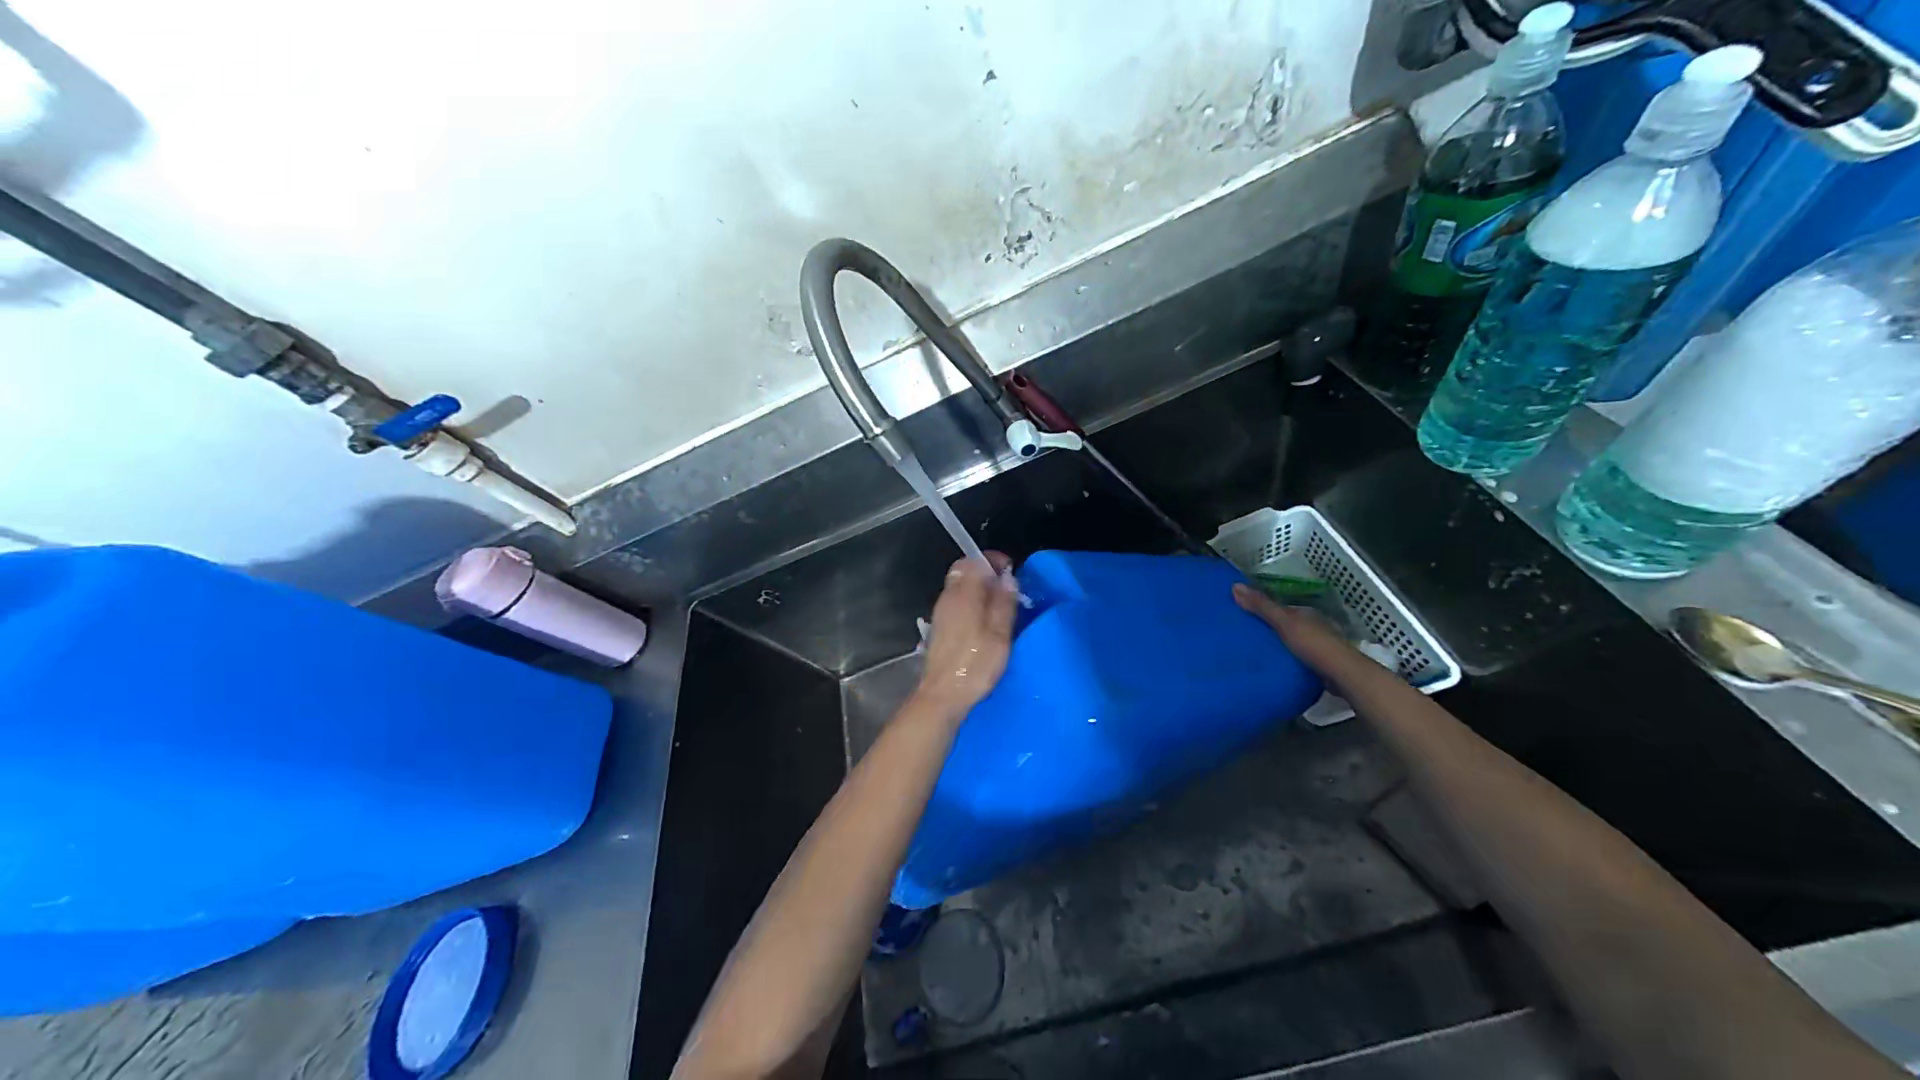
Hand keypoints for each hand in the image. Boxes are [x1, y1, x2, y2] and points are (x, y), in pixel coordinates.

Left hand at [914, 552, 1017, 716]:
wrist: (943, 695)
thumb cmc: (975, 664)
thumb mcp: (999, 634)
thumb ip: (1003, 603)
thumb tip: (1007, 577)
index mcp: (963, 594)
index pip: (974, 560)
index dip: (993, 560)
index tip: (1010, 570)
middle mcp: (948, 597)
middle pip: (964, 571)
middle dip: (986, 572)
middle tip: (1007, 587)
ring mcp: (941, 612)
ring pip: (960, 587)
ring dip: (979, 588)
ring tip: (1000, 605)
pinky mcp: (940, 627)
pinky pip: (957, 602)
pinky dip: (972, 602)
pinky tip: (984, 621)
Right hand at [1232, 582, 1384, 687]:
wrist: (1342, 676)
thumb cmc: (1313, 645)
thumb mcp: (1284, 623)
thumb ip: (1262, 606)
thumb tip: (1235, 585)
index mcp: (1306, 613)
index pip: (1280, 606)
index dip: (1262, 607)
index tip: (1241, 612)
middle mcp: (1314, 626)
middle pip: (1286, 623)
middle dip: (1268, 626)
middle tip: (1243, 632)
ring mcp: (1318, 646)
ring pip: (1291, 641)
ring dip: (1277, 644)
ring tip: (1253, 650)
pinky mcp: (1319, 664)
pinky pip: (1296, 657)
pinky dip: (1284, 658)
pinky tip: (1272, 665)